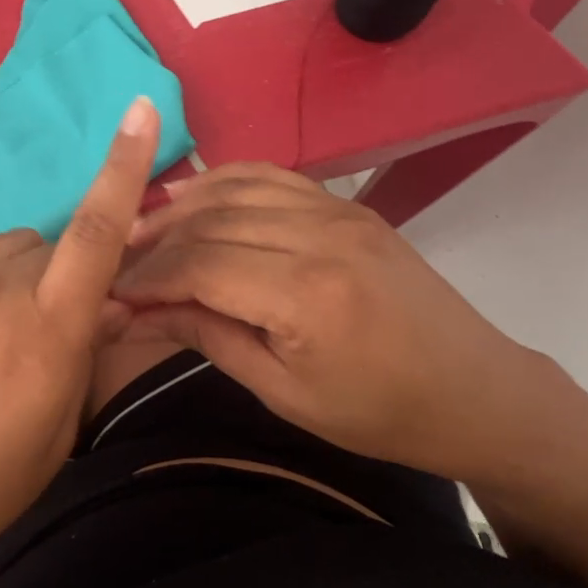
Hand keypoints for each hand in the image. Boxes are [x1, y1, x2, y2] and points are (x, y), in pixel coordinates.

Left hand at [0, 99, 160, 587]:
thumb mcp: (55, 433)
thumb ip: (84, 355)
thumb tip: (111, 301)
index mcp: (46, 330)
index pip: (97, 232)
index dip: (125, 168)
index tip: (141, 111)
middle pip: (56, 247)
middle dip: (69, 280)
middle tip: (55, 334)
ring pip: (12, 242)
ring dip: (29, 269)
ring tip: (10, 325)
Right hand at [114, 162, 554, 481]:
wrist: (474, 390)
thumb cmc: (378, 411)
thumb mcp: (283, 391)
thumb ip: (207, 337)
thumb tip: (135, 313)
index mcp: (306, 295)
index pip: (200, 266)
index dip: (148, 276)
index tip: (112, 289)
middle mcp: (319, 236)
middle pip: (211, 221)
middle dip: (155, 240)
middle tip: (117, 261)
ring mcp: (337, 210)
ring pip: (234, 189)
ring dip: (182, 205)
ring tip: (142, 227)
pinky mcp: (346, 203)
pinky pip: (270, 175)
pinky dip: (224, 180)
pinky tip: (193, 196)